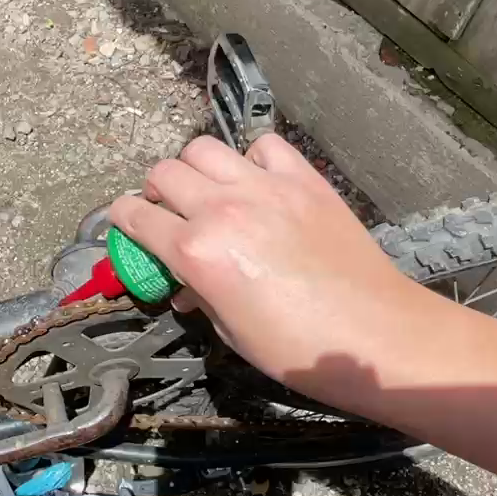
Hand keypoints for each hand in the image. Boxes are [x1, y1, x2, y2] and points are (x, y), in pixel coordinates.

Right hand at [109, 134, 425, 389]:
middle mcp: (222, 208)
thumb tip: (183, 285)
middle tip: (170, 212)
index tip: (126, 224)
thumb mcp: (230, 329)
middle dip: (155, 192)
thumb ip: (197, 293)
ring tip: (209, 192)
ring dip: (195, 170)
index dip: (121, 219)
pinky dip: (252, 160)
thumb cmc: (295, 348)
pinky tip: (259, 184)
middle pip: (163, 172)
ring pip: (204, 149)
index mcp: (197, 251)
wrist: (375, 335)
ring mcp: (264, 187)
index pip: (135, 215)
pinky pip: (263, 147)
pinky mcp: (303, 179)